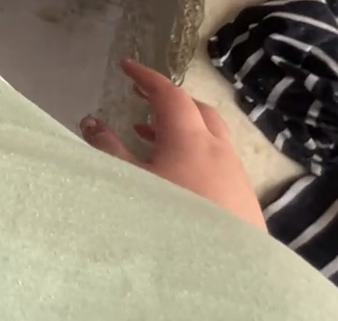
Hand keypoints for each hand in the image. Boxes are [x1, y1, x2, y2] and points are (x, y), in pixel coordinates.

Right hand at [80, 61, 266, 230]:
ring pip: (213, 136)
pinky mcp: (245, 200)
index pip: (171, 95)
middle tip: (141, 95)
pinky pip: (219, 159)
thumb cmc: (171, 215)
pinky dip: (196, 149)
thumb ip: (108, 146)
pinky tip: (175, 169)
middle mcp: (220, 151)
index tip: (125, 66)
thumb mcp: (128, 178)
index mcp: (192, 139)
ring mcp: (238, 176)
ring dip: (183, 126)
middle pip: (200, 110)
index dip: (147, 77)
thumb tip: (92, 120)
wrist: (230, 271)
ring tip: (148, 132)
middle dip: (170, 98)